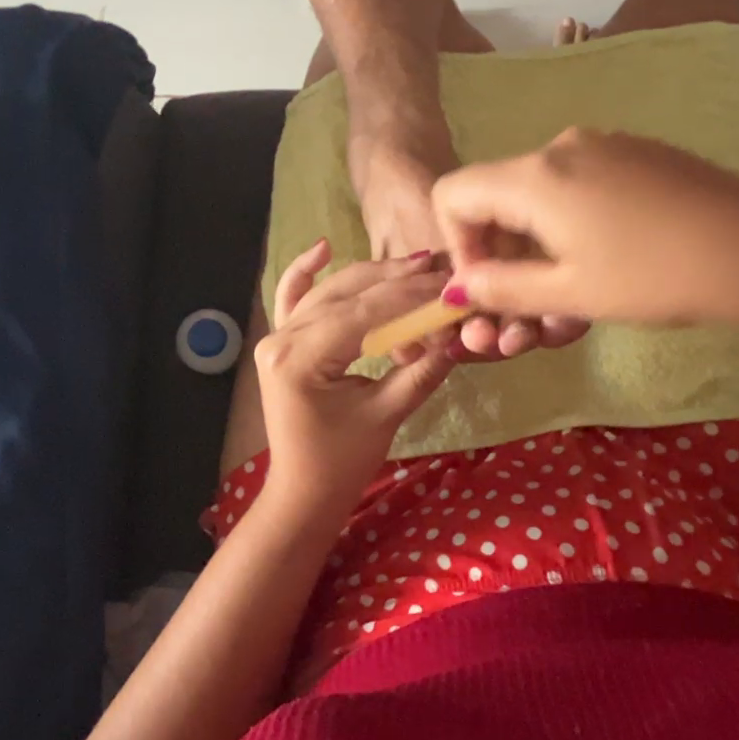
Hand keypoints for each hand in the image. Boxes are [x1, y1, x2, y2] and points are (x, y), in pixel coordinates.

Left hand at [257, 240, 457, 501]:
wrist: (304, 492)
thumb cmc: (344, 462)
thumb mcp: (387, 414)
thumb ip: (421, 369)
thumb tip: (462, 333)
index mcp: (301, 358)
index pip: (365, 313)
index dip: (412, 296)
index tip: (452, 283)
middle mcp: (282, 339)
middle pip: (347, 295)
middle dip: (398, 281)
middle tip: (442, 267)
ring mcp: (276, 338)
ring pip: (328, 292)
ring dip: (371, 276)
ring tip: (416, 262)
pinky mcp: (280, 343)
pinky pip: (292, 300)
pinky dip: (305, 273)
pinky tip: (323, 247)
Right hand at [431, 128, 738, 338]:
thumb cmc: (655, 279)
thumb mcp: (569, 294)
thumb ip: (500, 289)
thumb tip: (456, 288)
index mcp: (535, 175)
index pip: (453, 194)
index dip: (457, 246)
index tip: (489, 289)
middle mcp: (563, 146)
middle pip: (497, 196)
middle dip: (501, 257)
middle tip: (528, 312)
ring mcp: (606, 145)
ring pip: (540, 197)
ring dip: (538, 250)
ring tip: (572, 300)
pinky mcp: (640, 155)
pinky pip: (579, 187)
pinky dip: (571, 227)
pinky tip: (610, 263)